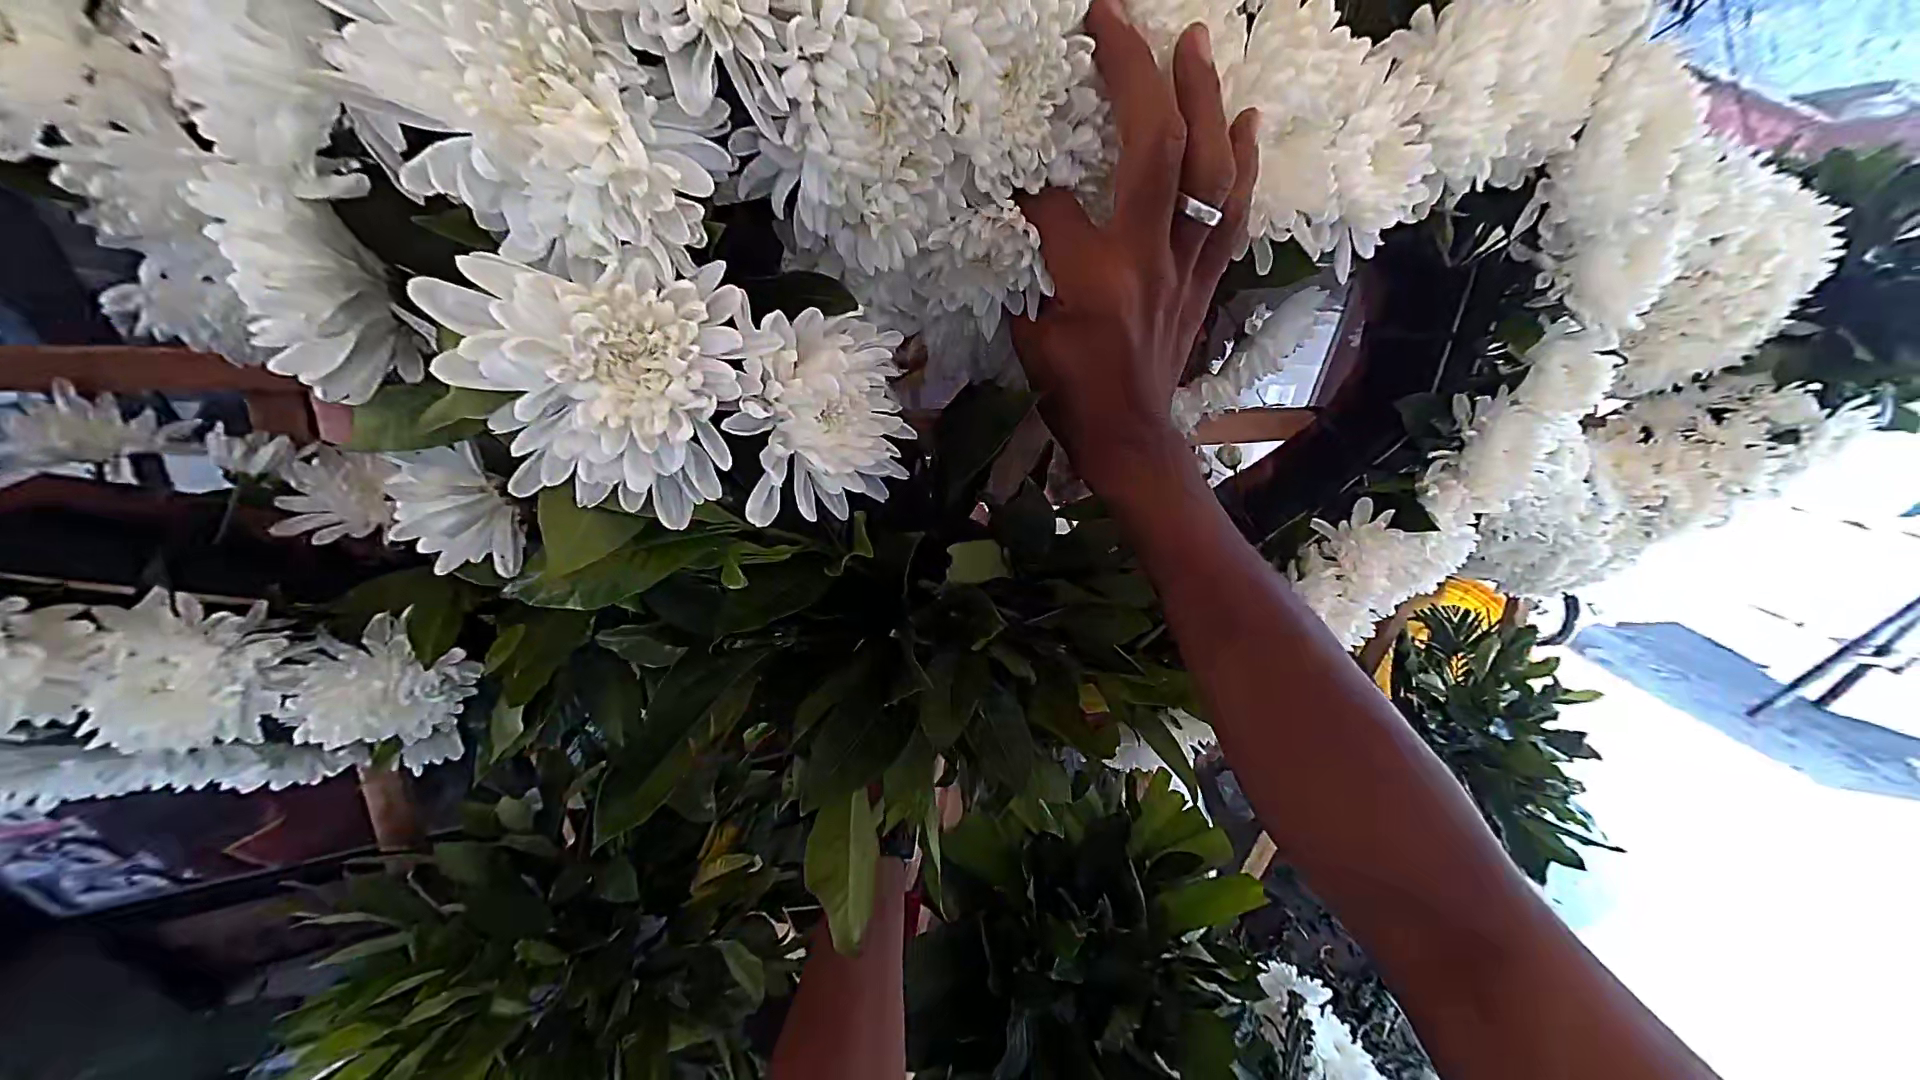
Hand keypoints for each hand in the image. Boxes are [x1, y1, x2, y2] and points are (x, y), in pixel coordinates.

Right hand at [1011, 0, 1258, 488]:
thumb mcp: (1029, 336)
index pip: (1055, 204)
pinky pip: (1234, 212)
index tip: (1015, 157)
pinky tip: (1245, 120)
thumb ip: (1026, 271)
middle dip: (1136, 75)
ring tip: (1196, 44)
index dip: (1029, 176)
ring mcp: (1186, 267)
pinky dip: (1243, 162)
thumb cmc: (1071, 394)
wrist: (1129, 434)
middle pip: (1154, 150)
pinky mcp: (1206, 280)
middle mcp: (1148, 262)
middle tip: (1120, 20)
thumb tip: (1024, 217)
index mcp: (1093, 281)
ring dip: (1204, 99)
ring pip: (1209, 169)